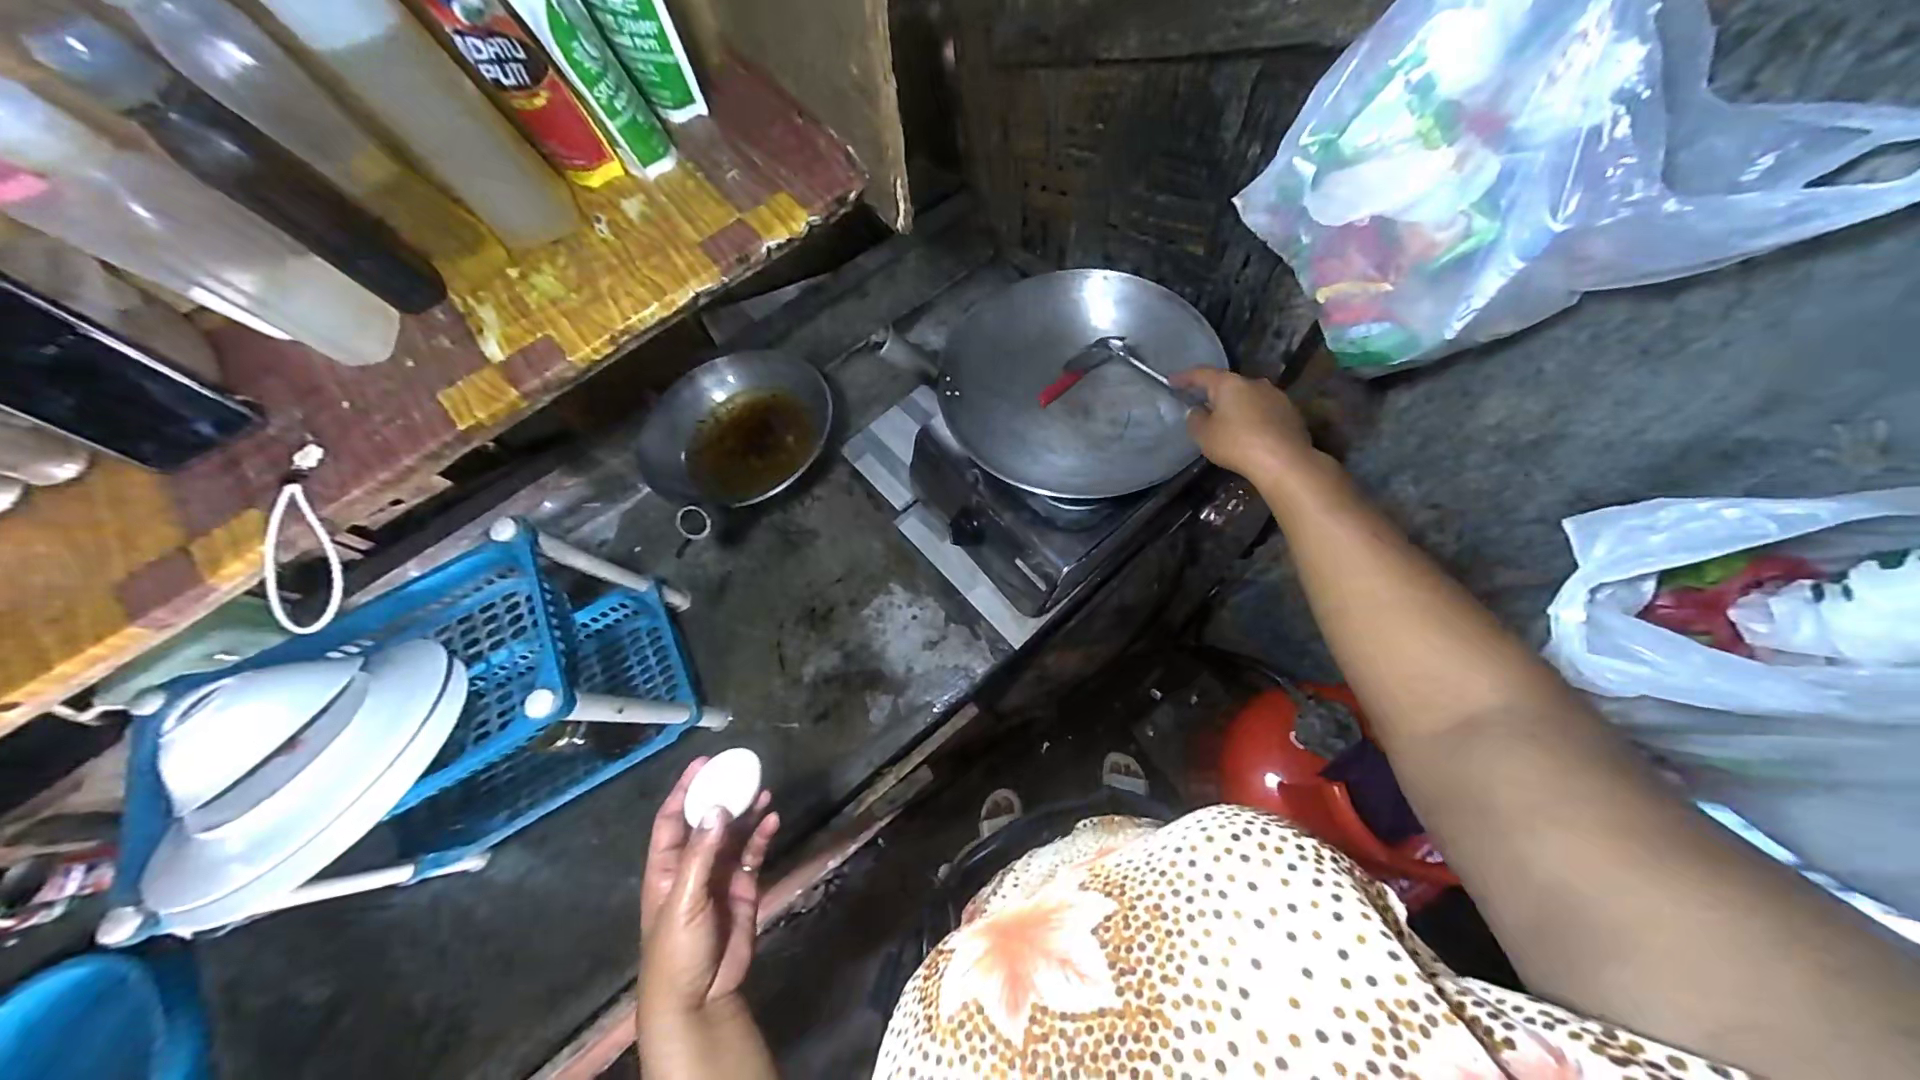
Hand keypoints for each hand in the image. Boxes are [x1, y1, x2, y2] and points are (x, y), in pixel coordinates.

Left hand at [640, 757, 779, 1017]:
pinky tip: (773, 820)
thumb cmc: (677, 949)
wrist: (699, 996)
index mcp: (667, 867)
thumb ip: (701, 854)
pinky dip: (762, 836)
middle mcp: (693, 865)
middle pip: (708, 820)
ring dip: (747, 812)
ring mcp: (719, 876)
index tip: (704, 763)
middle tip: (744, 770)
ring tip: (764, 790)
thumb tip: (717, 808)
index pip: (672, 818)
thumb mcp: (684, 901)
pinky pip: (753, 854)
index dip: (685, 789)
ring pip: (734, 834)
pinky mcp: (743, 888)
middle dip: (723, 795)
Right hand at [1168, 368, 1314, 480]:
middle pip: (1229, 385)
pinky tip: (1251, 435)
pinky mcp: (1291, 413)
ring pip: (1249, 398)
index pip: (1202, 374)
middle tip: (1202, 406)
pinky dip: (1254, 419)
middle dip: (1215, 395)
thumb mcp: (1204, 435)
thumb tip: (1198, 410)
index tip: (1171, 380)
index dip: (1185, 377)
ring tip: (1228, 424)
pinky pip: (1265, 412)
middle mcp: (1254, 383)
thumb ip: (1195, 419)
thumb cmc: (1236, 443)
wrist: (1283, 460)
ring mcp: (1276, 396)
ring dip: (1237, 407)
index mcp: (1229, 384)